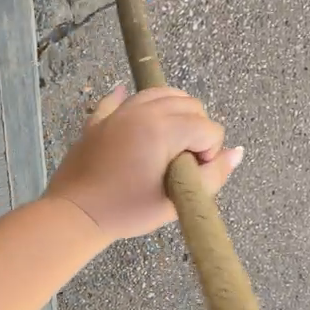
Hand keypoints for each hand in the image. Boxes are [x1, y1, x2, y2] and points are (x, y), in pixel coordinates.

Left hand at [44, 84, 242, 239]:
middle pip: (188, 104)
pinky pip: (116, 101)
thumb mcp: (176, 200)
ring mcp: (116, 114)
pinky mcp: (96, 123)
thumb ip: (213, 176)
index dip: (209, 153)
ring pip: (158, 94)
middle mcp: (141, 112)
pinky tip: (128, 100)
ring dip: (172, 112)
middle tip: (183, 160)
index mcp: (163, 128)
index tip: (192, 174)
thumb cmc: (125, 211)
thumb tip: (236, 153)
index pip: (208, 128)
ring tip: (169, 142)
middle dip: (195, 129)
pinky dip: (127, 100)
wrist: (73, 214)